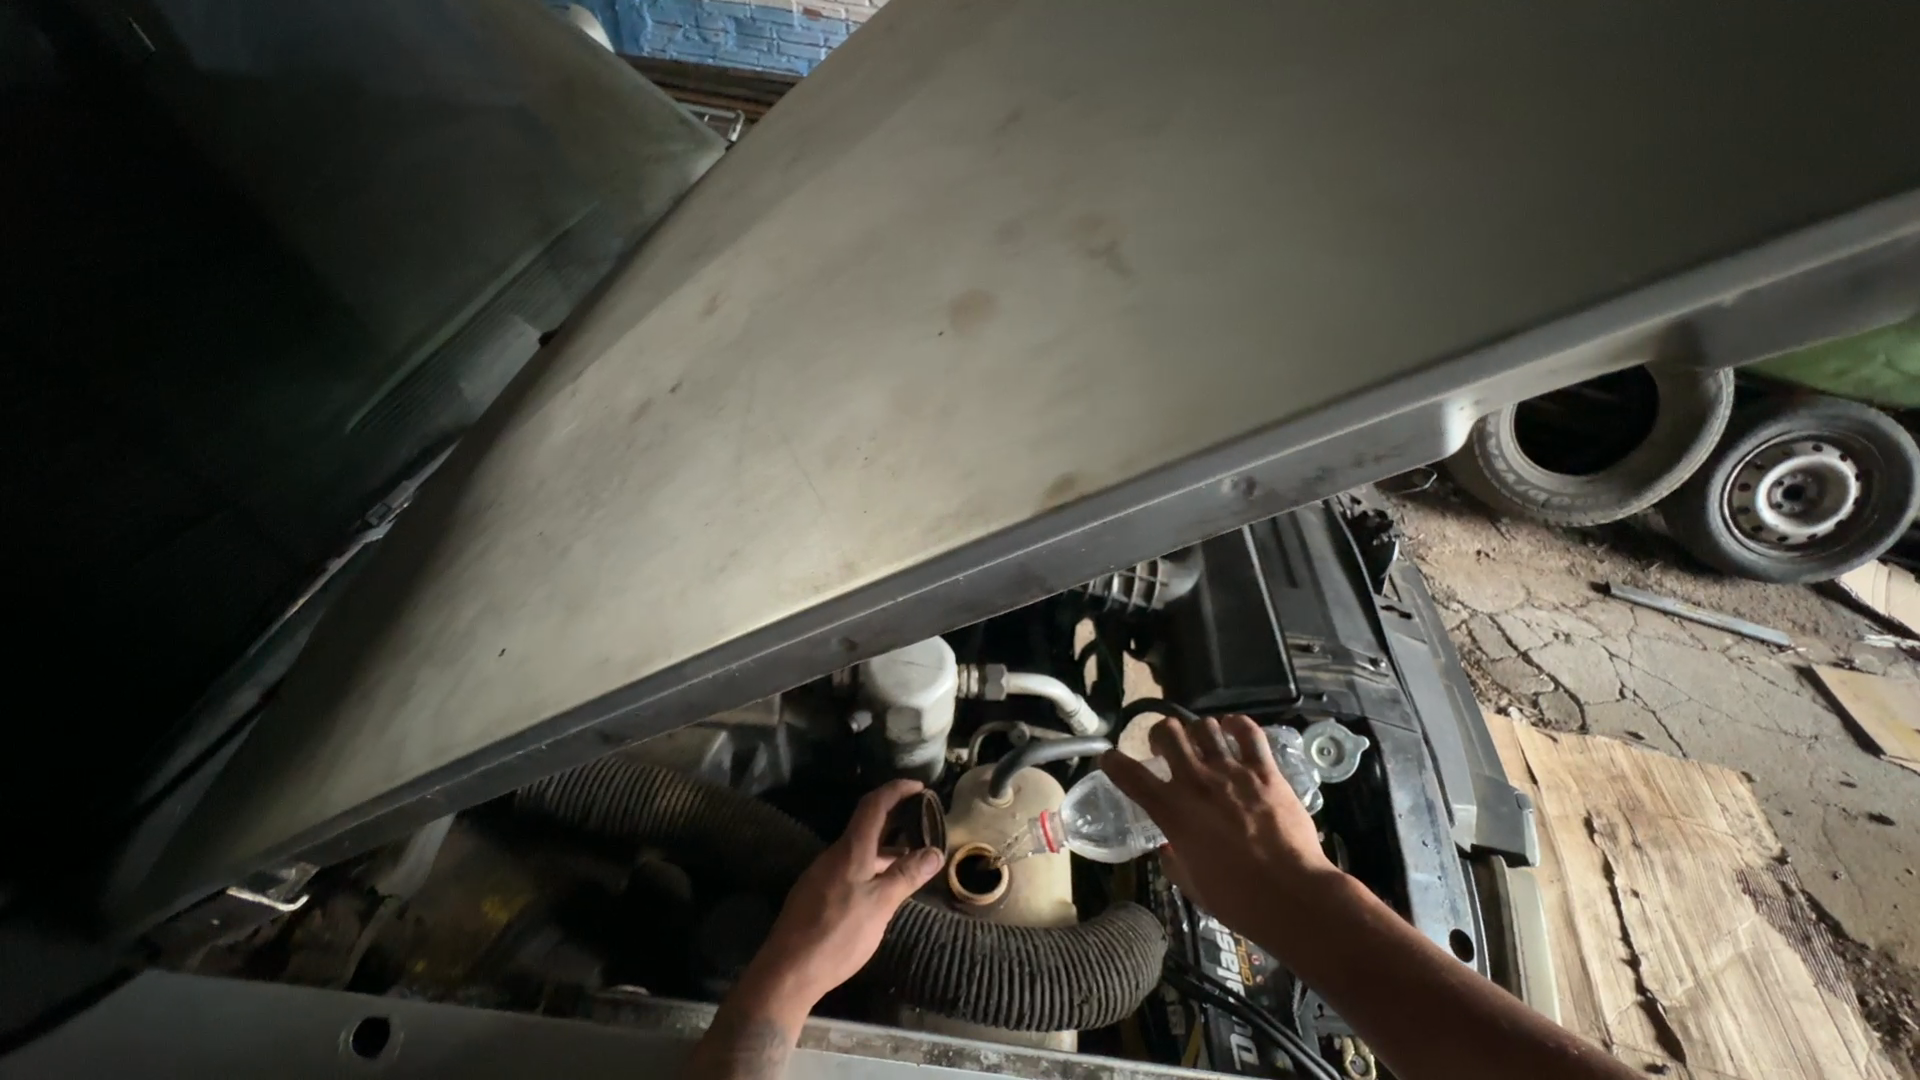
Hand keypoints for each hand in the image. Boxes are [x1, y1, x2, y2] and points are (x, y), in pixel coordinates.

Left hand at [733, 779, 944, 1021]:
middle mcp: (834, 855)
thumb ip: (907, 875)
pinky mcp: (815, 895)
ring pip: (858, 851)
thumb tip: (935, 851)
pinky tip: (881, 890)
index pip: (874, 805)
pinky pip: (849, 869)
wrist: (787, 972)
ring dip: (884, 850)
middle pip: (866, 826)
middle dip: (894, 820)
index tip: (919, 786)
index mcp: (851, 849)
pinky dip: (871, 868)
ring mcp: (821, 875)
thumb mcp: (881, 905)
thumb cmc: (838, 934)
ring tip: (910, 861)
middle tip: (922, 824)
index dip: (896, 790)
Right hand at [1103, 714, 1338, 931]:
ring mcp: (1232, 772)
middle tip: (1166, 748)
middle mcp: (1196, 782)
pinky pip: (1249, 733)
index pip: (1128, 773)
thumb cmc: (1236, 899)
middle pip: (1168, 732)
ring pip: (1205, 727)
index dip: (1113, 761)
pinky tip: (1233, 729)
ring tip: (1202, 742)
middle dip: (1161, 734)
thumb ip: (1174, 860)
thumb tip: (1170, 849)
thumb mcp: (1191, 884)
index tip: (1110, 758)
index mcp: (1171, 810)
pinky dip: (1237, 725)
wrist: (1290, 896)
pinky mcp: (1265, 772)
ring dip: (1197, 731)